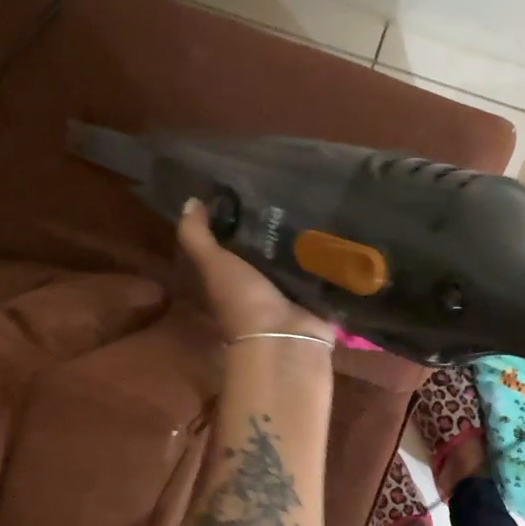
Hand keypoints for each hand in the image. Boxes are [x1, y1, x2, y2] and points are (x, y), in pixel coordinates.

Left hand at [178, 200, 335, 341]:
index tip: (249, 186)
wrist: (283, 338)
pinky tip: (334, 228)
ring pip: (294, 257)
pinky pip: (321, 270)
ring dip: (303, 238)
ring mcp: (288, 292)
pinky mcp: (315, 296)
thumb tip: (190, 201)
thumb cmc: (243, 300)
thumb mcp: (212, 264)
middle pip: (265, 249)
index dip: (235, 217)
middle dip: (275, 224)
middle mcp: (257, 284)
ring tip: (316, 199)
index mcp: (229, 277)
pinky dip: (327, 255)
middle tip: (290, 187)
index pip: (230, 242)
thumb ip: (196, 236)